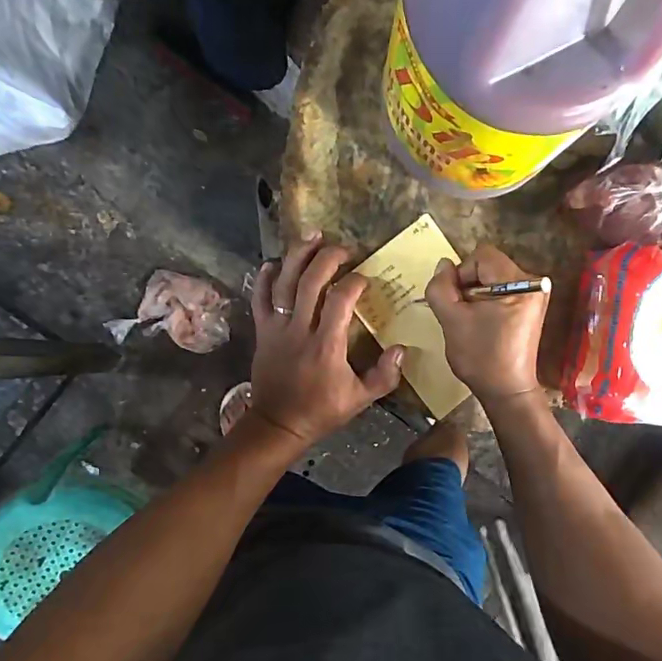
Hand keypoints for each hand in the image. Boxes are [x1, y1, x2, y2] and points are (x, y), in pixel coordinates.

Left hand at [247, 234, 403, 443]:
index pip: (340, 300)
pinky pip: (260, 297)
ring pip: (283, 282)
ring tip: (313, 236)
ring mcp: (277, 328)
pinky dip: (265, 277)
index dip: (355, 283)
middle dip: (328, 259)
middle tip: (345, 248)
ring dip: (298, 256)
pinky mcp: (262, 331)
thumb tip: (401, 348)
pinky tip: (275, 262)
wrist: (278, 424)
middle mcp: (299, 329)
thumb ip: (384, 375)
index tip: (366, 278)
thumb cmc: (322, 411)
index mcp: (326, 345)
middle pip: (310, 282)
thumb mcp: (360, 399)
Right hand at [426, 245, 546, 404]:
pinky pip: (503, 292)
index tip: (457, 301)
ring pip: (494, 279)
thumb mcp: (451, 319)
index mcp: (520, 283)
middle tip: (463, 313)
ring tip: (473, 321)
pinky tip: (484, 324)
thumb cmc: (481, 356)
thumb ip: (441, 287)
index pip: (481, 256)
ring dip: (477, 295)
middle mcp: (534, 284)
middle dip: (470, 285)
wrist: (508, 390)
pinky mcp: (532, 309)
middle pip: (489, 266)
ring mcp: (535, 297)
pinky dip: (488, 302)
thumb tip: (444, 266)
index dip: (462, 274)